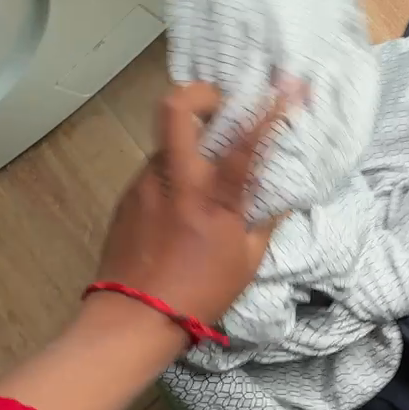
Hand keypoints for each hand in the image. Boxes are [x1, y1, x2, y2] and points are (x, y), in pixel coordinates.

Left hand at [94, 82, 284, 327]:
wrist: (133, 318)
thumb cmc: (200, 294)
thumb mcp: (248, 262)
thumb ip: (263, 223)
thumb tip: (277, 199)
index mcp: (215, 198)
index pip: (246, 141)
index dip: (267, 111)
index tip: (281, 91)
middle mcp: (177, 179)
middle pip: (176, 108)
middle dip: (200, 93)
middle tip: (219, 104)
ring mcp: (145, 184)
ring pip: (166, 142)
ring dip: (189, 145)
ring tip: (203, 173)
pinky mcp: (126, 197)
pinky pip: (155, 172)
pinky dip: (174, 176)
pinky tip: (180, 206)